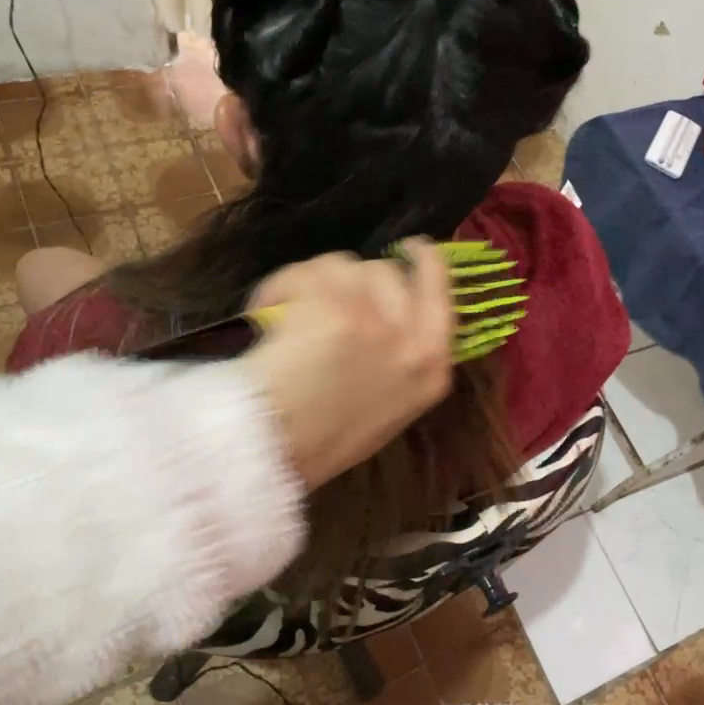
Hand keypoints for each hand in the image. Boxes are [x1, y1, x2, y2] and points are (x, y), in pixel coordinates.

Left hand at [240, 239, 455, 488]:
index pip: (442, 292)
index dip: (424, 262)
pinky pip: (306, 271)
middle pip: (389, 272)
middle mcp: (417, 341)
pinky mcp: (337, 307)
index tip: (410, 248)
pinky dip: (277, 286)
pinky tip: (261, 314)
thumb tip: (386, 318)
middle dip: (351, 277)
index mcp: (433, 370)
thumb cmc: (321, 445)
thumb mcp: (384, 410)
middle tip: (320, 292)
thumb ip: (398, 361)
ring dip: (310, 282)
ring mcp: (379, 320)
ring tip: (282, 314)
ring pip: (344, 265)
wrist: (278, 456)